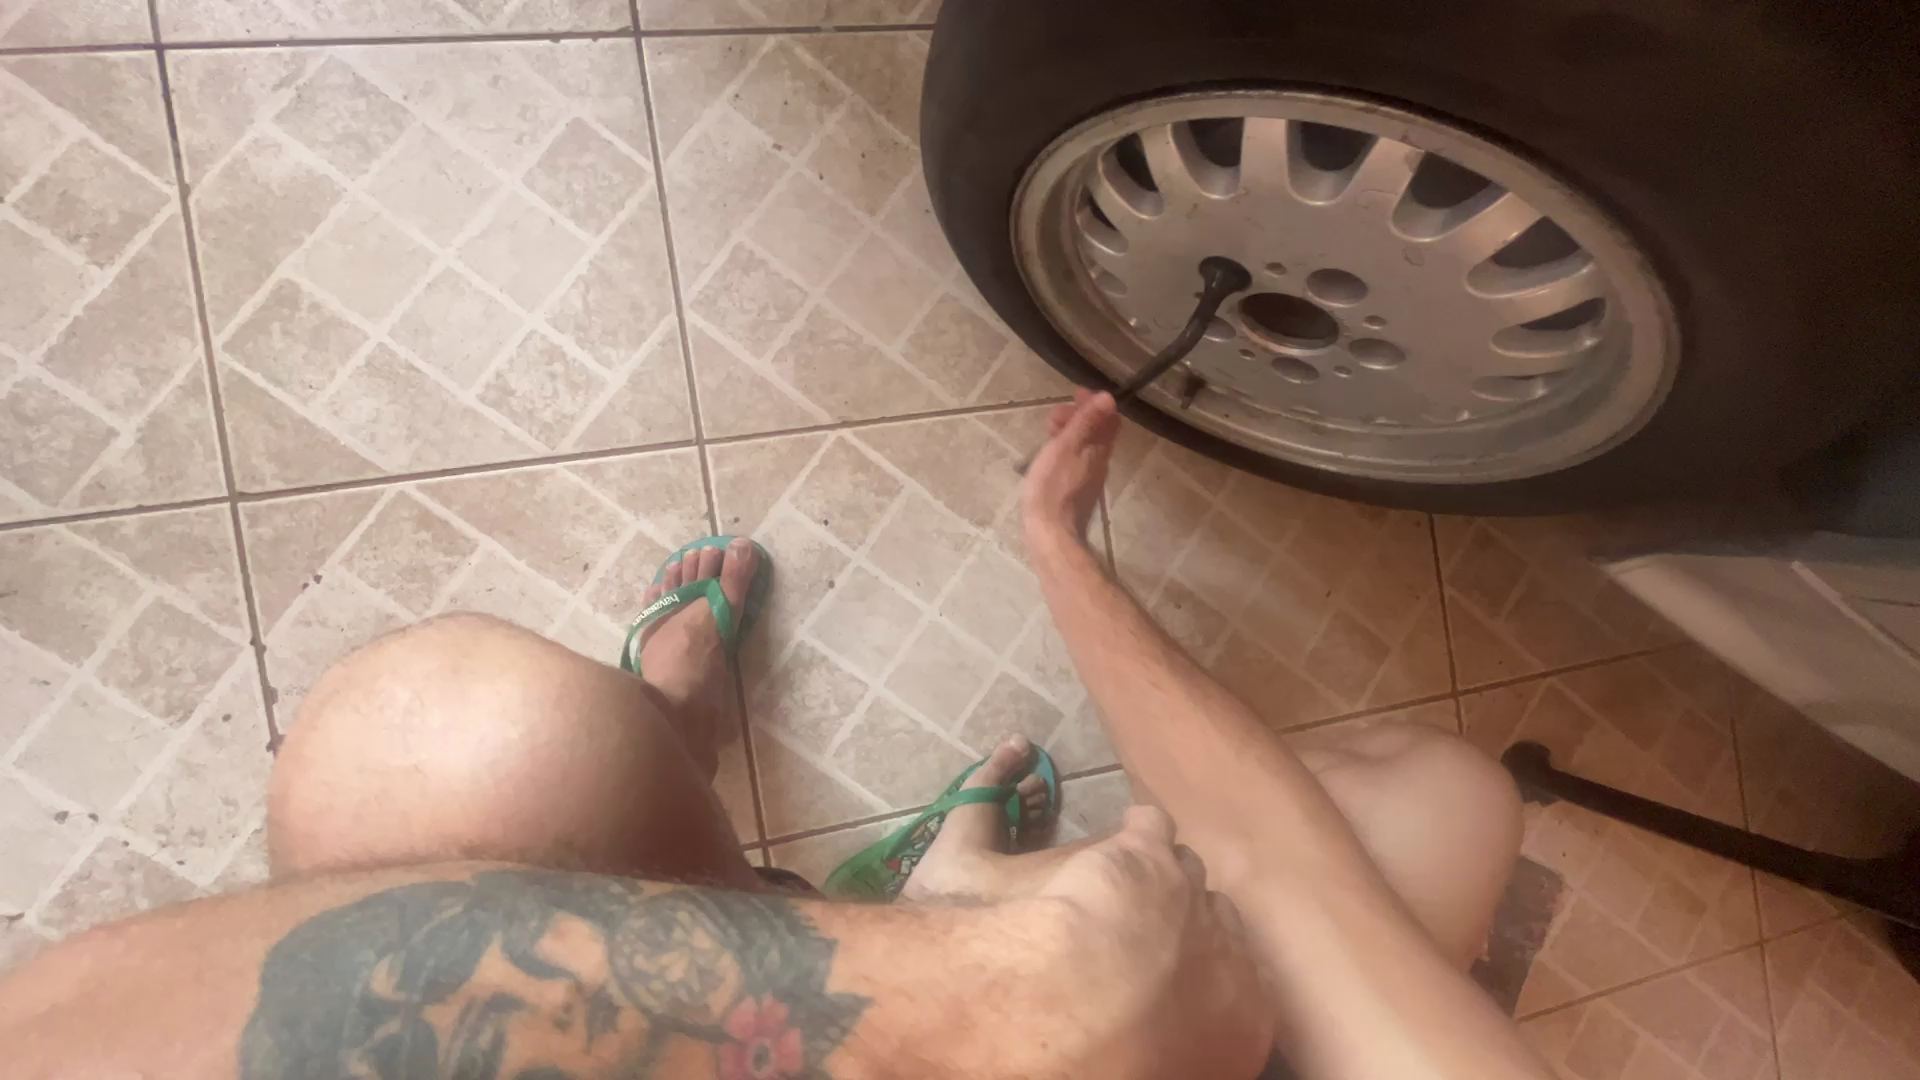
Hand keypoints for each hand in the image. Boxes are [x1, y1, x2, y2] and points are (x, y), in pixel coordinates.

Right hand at [1022, 389, 1120, 548]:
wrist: (1051, 533)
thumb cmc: (1052, 488)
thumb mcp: (1065, 448)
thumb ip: (1085, 423)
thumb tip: (1109, 397)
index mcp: (1099, 450)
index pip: (1108, 419)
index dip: (1094, 403)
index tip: (1074, 394)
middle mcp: (1100, 463)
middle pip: (1098, 433)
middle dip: (1079, 417)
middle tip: (1054, 416)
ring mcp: (1090, 480)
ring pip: (1087, 448)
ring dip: (1071, 434)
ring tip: (1049, 432)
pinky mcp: (1078, 493)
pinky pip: (1078, 463)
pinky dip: (1067, 451)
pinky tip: (1051, 457)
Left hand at [1029, 807, 1275, 1079]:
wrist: (1078, 1014)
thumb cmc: (1119, 1066)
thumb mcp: (1173, 1069)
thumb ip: (1193, 1043)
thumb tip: (1174, 1032)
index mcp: (1248, 1017)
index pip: (1248, 979)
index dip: (1208, 966)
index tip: (1176, 972)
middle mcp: (1231, 951)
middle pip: (1218, 916)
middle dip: (1184, 918)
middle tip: (1144, 929)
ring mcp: (1192, 895)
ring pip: (1184, 867)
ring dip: (1156, 874)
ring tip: (1121, 882)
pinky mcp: (1150, 853)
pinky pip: (1152, 824)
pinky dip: (1136, 829)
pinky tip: (1118, 837)